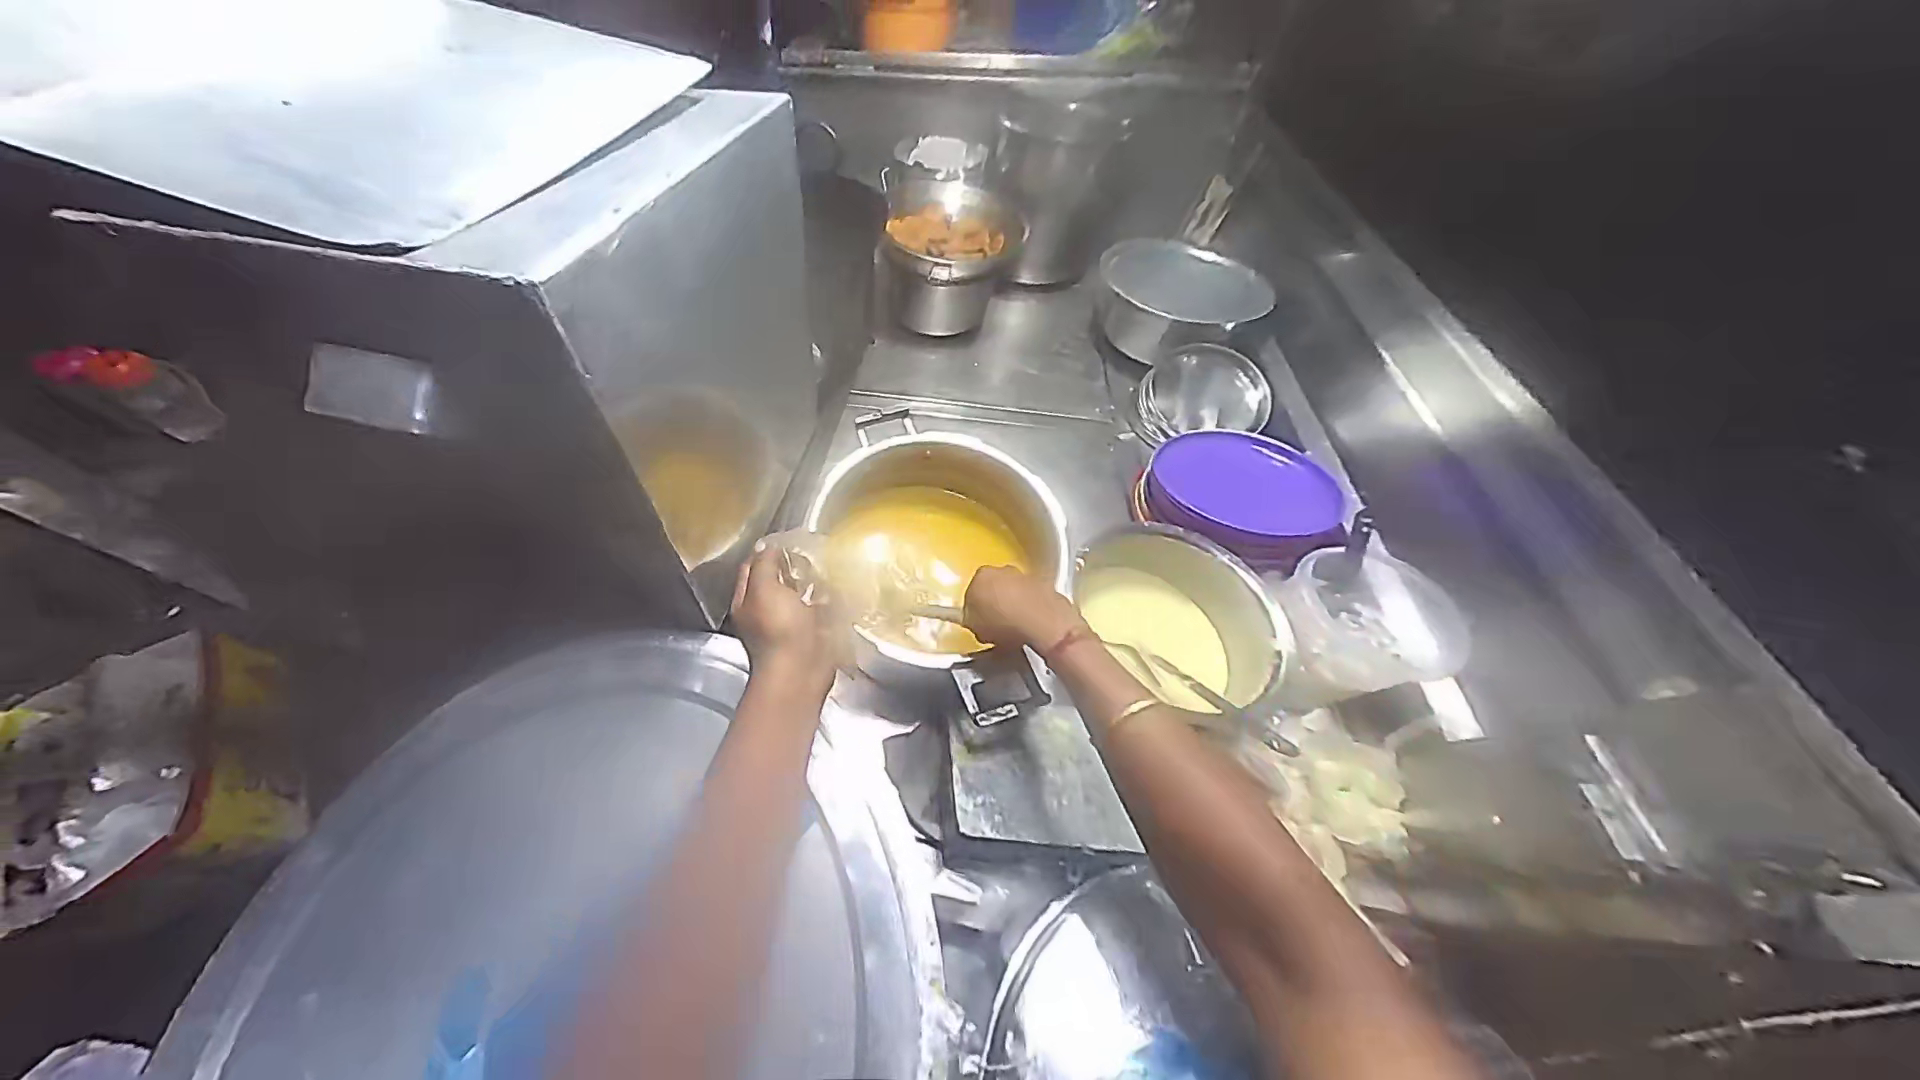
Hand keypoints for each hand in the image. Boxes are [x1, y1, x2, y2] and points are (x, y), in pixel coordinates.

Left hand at [732, 546, 839, 698]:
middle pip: (775, 580)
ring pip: (797, 594)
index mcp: (747, 601)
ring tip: (824, 563)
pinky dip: (825, 597)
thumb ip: (764, 565)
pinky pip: (816, 608)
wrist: (801, 670)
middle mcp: (764, 611)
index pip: (751, 567)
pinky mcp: (810, 632)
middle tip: (808, 549)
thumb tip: (767, 546)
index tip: (786, 539)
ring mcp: (788, 622)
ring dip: (809, 580)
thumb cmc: (779, 629)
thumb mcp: (765, 590)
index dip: (765, 551)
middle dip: (789, 564)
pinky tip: (836, 586)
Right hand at [963, 566, 1086, 650]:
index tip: (980, 624)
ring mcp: (1027, 576)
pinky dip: (1030, 609)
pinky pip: (1032, 599)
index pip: (972, 592)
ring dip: (1014, 605)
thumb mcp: (974, 629)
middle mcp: (1003, 570)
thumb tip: (976, 620)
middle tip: (995, 626)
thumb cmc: (1001, 623)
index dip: (975, 610)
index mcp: (981, 575)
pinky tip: (1030, 627)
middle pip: (995, 588)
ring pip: (1015, 592)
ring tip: (1014, 629)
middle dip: (995, 604)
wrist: (1041, 622)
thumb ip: (972, 620)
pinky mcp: (1047, 586)